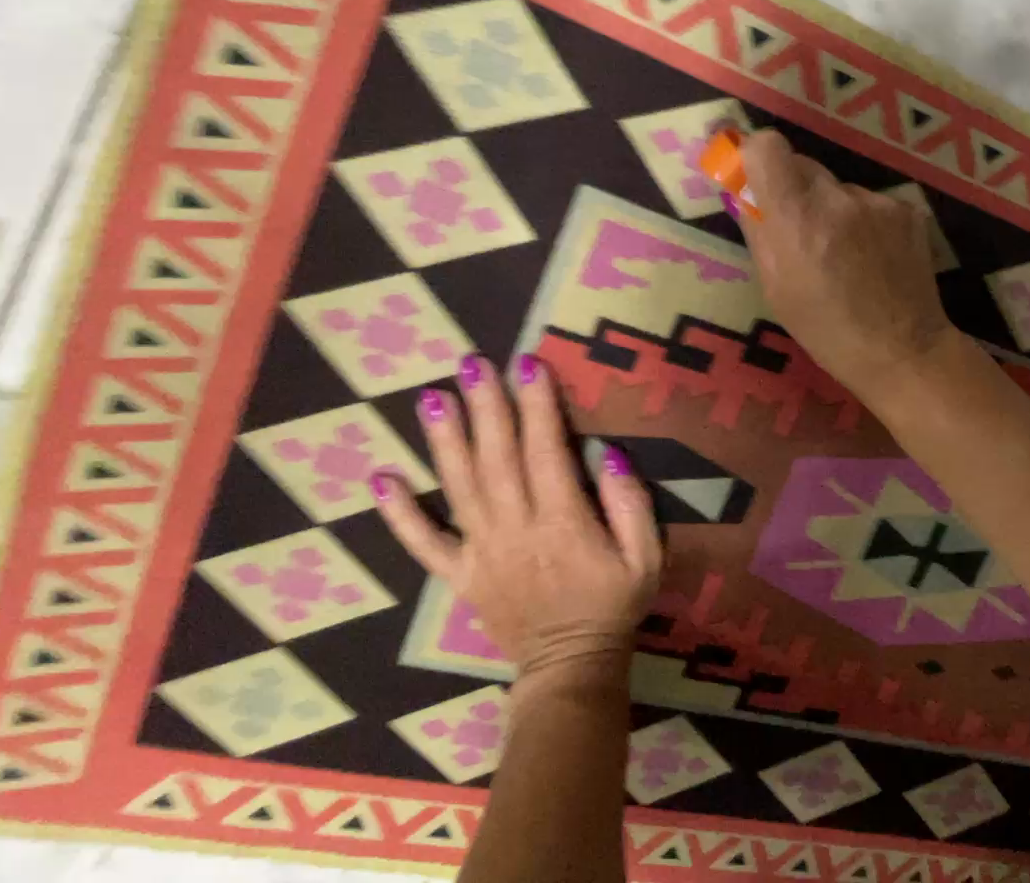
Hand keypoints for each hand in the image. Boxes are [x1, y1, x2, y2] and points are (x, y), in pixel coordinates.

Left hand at [371, 353, 661, 682]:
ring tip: (432, 397)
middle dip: (486, 406)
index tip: (528, 364)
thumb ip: (632, 505)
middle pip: (496, 458)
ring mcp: (481, 551)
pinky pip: (423, 542)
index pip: (546, 451)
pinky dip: (399, 512)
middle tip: (472, 363)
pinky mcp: (459, 574)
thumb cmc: (615, 604)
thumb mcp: (647, 557)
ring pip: (459, 486)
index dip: (538, 406)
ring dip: (445, 440)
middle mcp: (515, 528)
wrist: (571, 666)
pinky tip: (382, 479)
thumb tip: (610, 455)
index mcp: (563, 521)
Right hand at [733, 129, 959, 403]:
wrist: (903, 351)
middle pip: (805, 166)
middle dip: (797, 192)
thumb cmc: (828, 331)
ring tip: (847, 258)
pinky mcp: (908, 211)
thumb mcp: (776, 288)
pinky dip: (868, 224)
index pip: (768, 146)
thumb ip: (759, 232)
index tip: (759, 178)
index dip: (759, 156)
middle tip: (804, 233)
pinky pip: (873, 204)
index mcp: (797, 219)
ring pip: (841, 189)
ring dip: (836, 211)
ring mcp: (878, 203)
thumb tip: (745, 192)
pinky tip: (876, 260)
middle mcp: (838, 199)